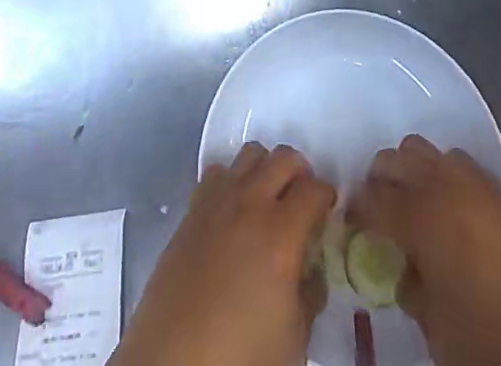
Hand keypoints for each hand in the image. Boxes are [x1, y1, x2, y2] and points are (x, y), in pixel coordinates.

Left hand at [111, 143, 335, 365]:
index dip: (328, 197)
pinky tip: (233, 211)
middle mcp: (249, 204)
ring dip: (266, 168)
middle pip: (283, 157)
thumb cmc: (241, 355)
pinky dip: (232, 180)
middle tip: (303, 202)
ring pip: (249, 155)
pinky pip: (216, 173)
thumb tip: (310, 269)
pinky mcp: (190, 213)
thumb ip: (309, 292)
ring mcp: (216, 203)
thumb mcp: (295, 335)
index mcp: (281, 231)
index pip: (315, 189)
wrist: (171, 363)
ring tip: (269, 199)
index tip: (328, 214)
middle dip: (301, 173)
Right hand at [350, 136, 500, 365]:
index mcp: (420, 217)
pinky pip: (453, 161)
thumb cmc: (494, 335)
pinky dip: (438, 172)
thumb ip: (409, 287)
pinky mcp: (495, 187)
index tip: (350, 230)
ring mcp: (471, 181)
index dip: (355, 213)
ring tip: (409, 206)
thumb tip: (399, 270)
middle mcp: (442, 186)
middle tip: (376, 217)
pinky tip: (445, 206)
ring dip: (408, 171)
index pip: (369, 199)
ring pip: (423, 149)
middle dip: (376, 183)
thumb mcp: (436, 326)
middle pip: (391, 160)